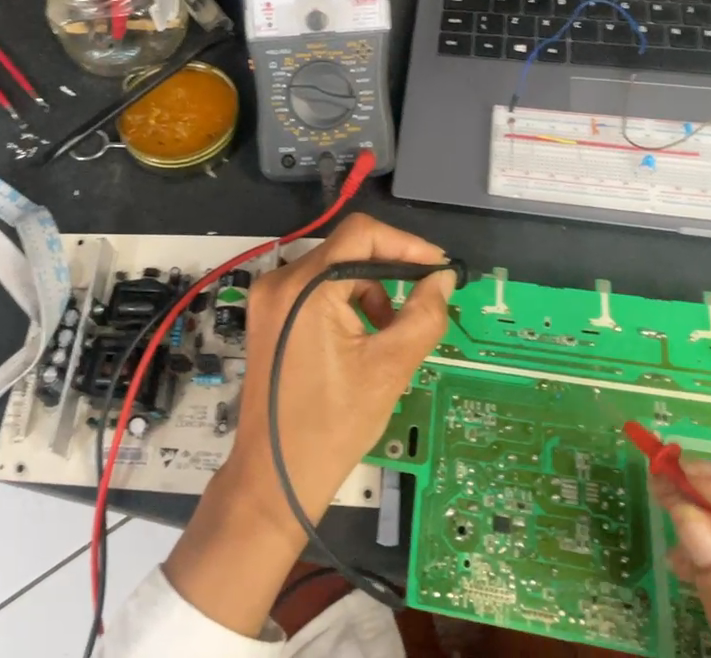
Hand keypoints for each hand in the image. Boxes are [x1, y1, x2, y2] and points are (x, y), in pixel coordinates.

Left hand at [163, 214, 451, 634]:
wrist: (276, 475)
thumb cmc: (333, 424)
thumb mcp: (390, 367)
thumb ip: (423, 314)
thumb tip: (443, 278)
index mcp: (305, 286)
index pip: (361, 234)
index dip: (406, 244)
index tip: (438, 268)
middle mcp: (280, 281)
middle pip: (346, 250)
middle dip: (390, 271)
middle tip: (423, 299)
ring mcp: (269, 298)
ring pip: (332, 270)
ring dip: (369, 290)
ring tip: (390, 331)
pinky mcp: (268, 316)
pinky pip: (314, 291)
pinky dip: (344, 303)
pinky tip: (362, 337)